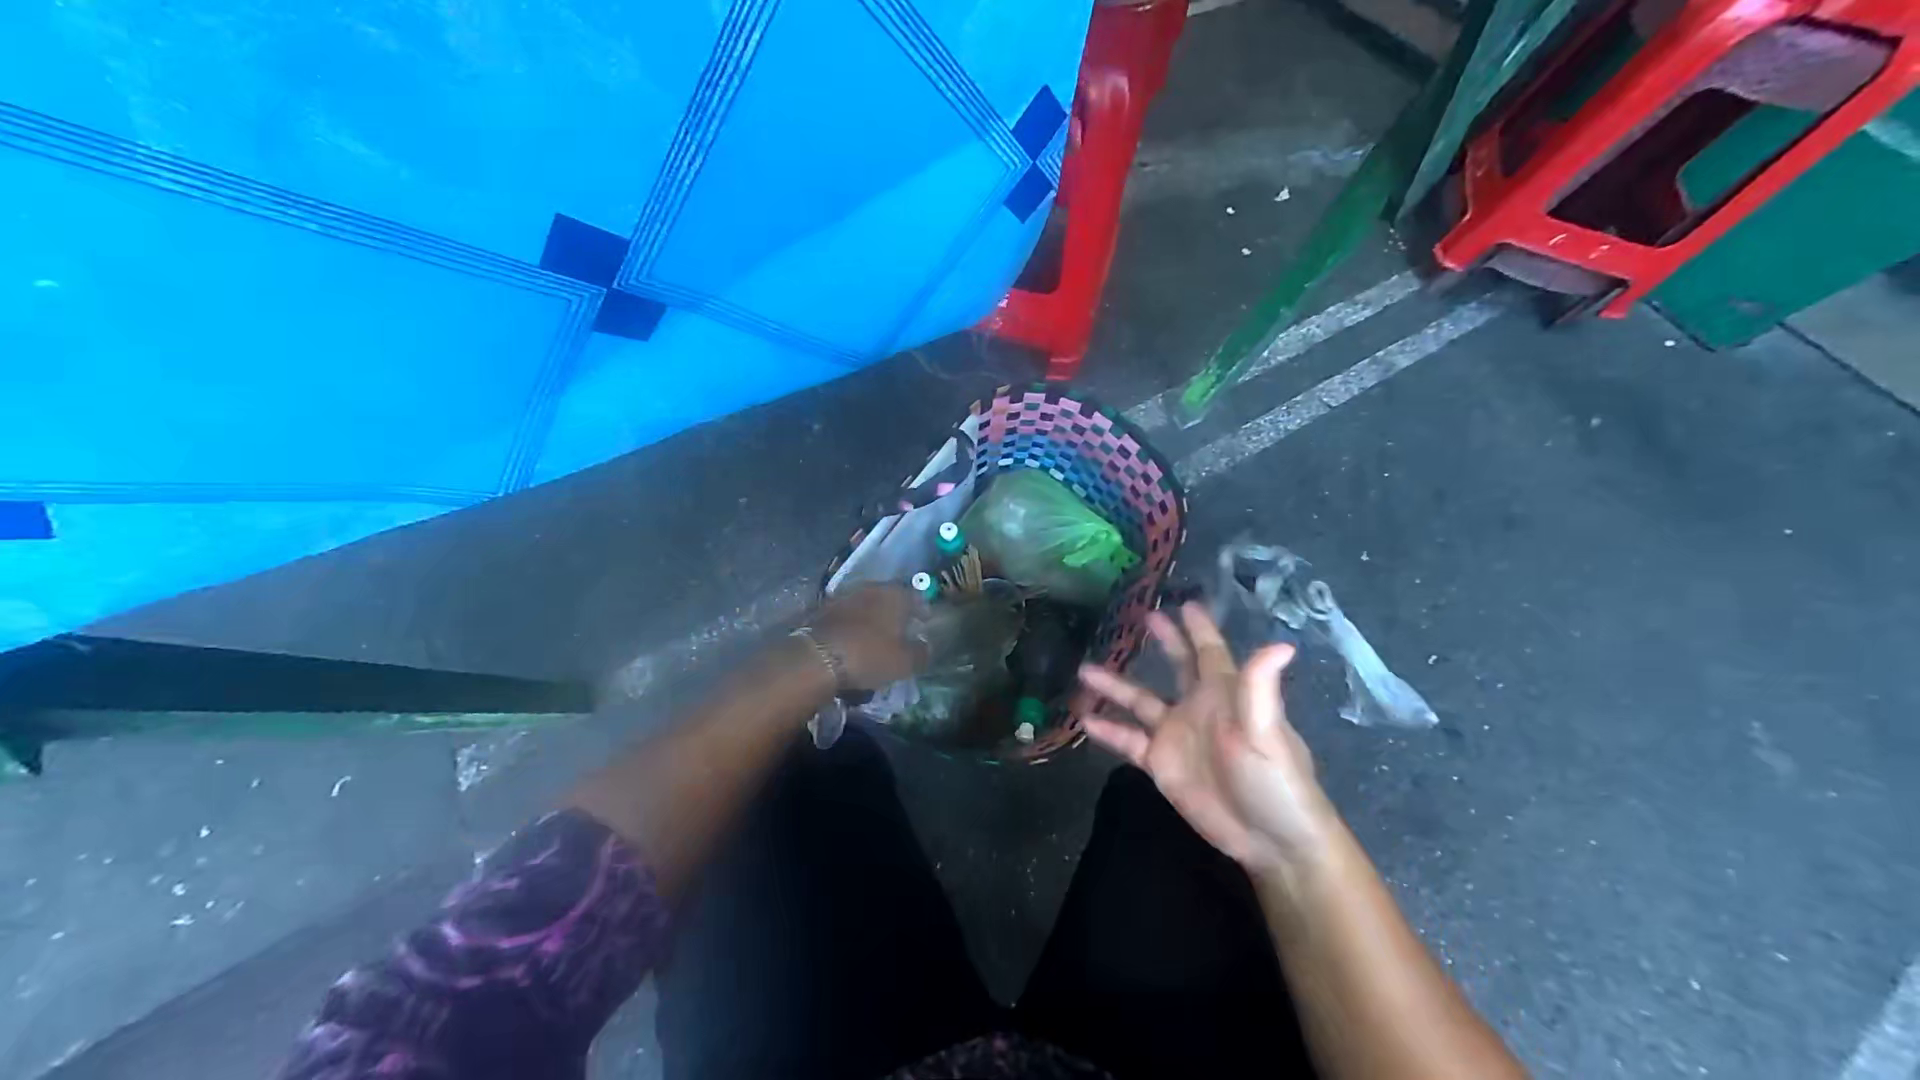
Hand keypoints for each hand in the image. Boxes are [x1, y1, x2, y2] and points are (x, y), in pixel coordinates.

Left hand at [807, 585, 929, 691]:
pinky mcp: (824, 609)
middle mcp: (871, 588)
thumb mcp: (905, 662)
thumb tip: (925, 646)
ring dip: (873, 617)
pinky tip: (855, 638)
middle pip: (889, 597)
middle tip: (902, 628)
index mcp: (895, 595)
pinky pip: (848, 615)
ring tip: (877, 635)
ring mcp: (845, 596)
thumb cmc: (869, 655)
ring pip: (867, 604)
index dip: (923, 611)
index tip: (925, 622)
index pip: (916, 597)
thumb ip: (921, 652)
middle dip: (896, 612)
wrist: (817, 657)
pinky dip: (854, 624)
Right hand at [1077, 602, 1337, 877]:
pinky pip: (1127, 740)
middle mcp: (1197, 707)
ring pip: (1139, 702)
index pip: (1208, 651)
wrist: (1270, 841)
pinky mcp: (1161, 764)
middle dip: (1162, 641)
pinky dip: (1107, 729)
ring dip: (1114, 686)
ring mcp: (1176, 736)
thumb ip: (1260, 688)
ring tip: (1084, 669)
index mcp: (1225, 694)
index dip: (1198, 628)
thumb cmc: (1276, 781)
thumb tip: (1280, 643)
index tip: (1185, 603)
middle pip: (1176, 666)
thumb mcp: (1267, 734)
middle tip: (1142, 616)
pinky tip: (1084, 719)